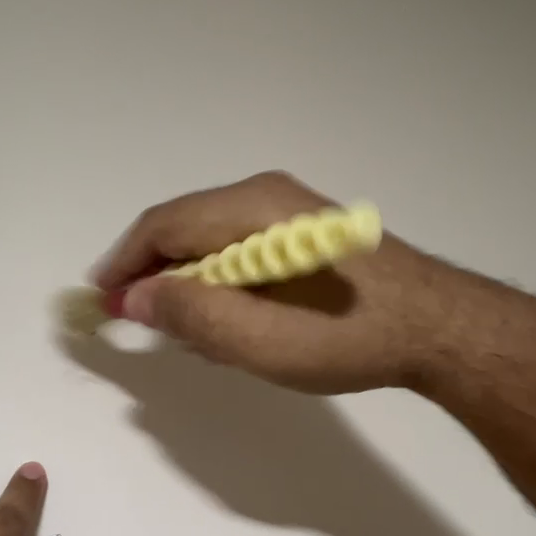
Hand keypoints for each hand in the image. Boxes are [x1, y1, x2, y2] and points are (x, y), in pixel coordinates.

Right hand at [93, 171, 466, 393]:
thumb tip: (136, 299)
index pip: (162, 227)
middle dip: (151, 274)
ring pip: (210, 240)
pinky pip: (238, 249)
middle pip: (182, 228)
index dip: (123, 264)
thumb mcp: (261, 341)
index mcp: (251, 210)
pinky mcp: (304, 233)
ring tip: (178, 329)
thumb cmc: (346, 337)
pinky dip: (216, 280)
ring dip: (184, 281)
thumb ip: (193, 315)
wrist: (436, 329)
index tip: (99, 302)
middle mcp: (264, 195)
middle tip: (134, 322)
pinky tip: (225, 318)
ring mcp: (288, 210)